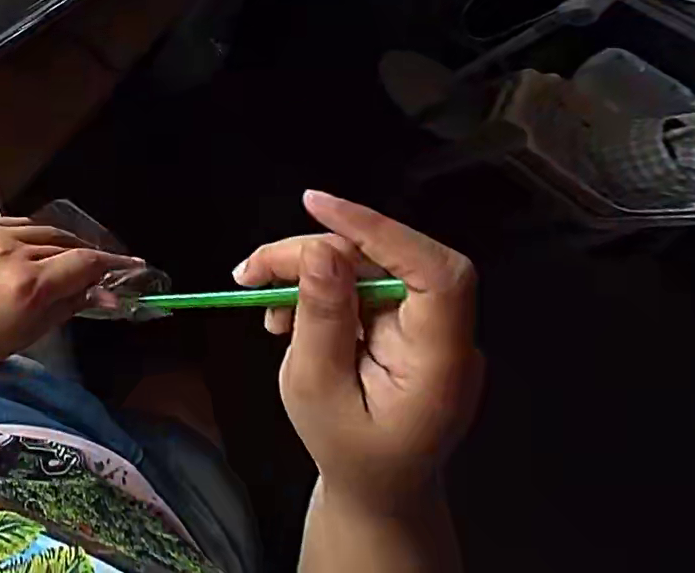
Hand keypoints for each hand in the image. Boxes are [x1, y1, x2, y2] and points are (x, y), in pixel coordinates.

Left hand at [0, 218, 142, 384]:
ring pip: (42, 230)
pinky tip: (34, 250)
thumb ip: (68, 306)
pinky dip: (32, 236)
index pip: (83, 263)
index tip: (132, 266)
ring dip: (60, 244)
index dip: (111, 264)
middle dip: (86, 255)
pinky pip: (17, 224)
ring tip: (66, 261)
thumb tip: (103, 293)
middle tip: (100, 270)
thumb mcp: (29, 333)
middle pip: (65, 242)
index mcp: (27, 284)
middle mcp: (12, 251)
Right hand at [236, 192, 482, 512]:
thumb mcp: (315, 387)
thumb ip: (320, 318)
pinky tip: (284, 311)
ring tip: (259, 294)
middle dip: (310, 253)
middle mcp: (441, 335)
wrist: (376, 489)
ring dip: (302, 269)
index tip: (316, 206)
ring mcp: (422, 327)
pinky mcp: (400, 322)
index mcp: (438, 362)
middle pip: (381, 259)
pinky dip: (312, 286)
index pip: (435, 274)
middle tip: (253, 271)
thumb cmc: (348, 451)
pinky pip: (355, 282)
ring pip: (361, 264)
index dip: (380, 230)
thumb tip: (319, 252)